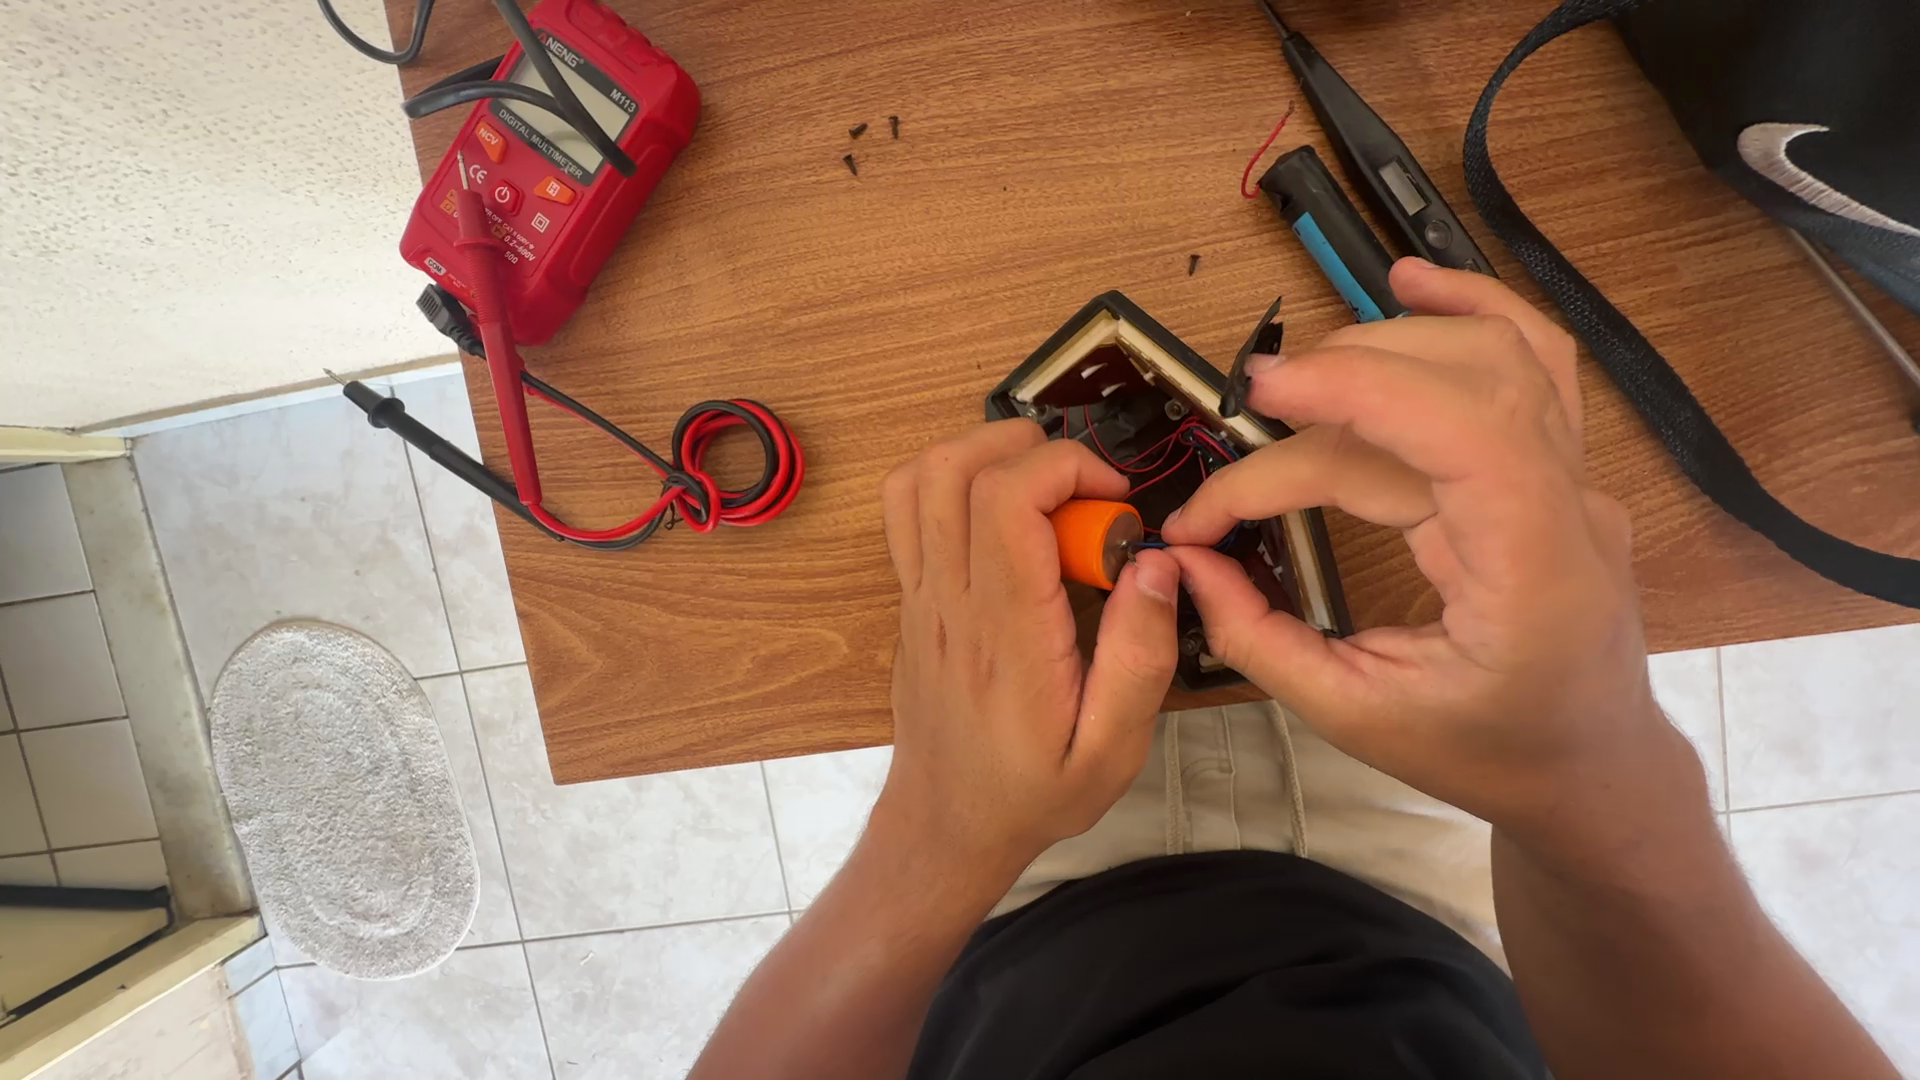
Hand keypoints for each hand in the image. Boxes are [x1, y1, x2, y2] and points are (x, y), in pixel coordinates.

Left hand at [874, 419, 1180, 879]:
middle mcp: (949, 599)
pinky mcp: (909, 601)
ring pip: (916, 481)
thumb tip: (1155, 563)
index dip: (1066, 468)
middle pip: (952, 469)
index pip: (1007, 500)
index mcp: (1005, 630)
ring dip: (977, 454)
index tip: (1115, 501)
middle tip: (1080, 487)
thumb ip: (1140, 654)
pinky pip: (906, 514)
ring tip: (1036, 486)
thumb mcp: (1112, 747)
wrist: (945, 825)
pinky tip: (996, 516)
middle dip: (1025, 445)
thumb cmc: (1032, 792)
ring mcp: (918, 596)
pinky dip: (946, 484)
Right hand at [1160, 260, 1701, 858]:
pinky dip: (1470, 307)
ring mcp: (1571, 477)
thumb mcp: (1350, 713)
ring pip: (1492, 356)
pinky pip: (1526, 364)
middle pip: (1458, 384)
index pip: (1462, 429)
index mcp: (1530, 568)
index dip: (1354, 392)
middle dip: (1334, 384)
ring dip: (1381, 345)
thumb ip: (1255, 635)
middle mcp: (1565, 502)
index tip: (1252, 404)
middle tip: (1241, 412)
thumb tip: (1183, 562)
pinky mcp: (1547, 470)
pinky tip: (1410, 280)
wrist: (1587, 768)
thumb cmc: (1480, 752)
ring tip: (1293, 375)